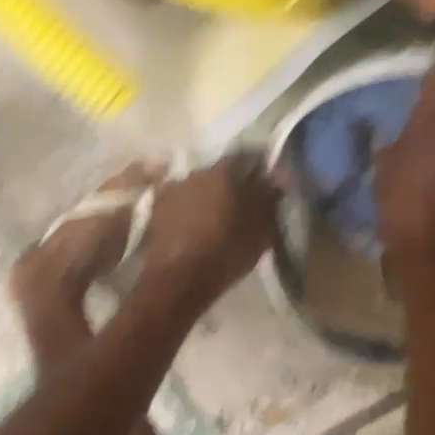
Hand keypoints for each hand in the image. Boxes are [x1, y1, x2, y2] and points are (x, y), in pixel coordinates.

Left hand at [139, 153, 279, 314]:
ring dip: (209, 198)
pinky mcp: (155, 212)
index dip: (260, 167)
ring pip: (198, 187)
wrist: (177, 279)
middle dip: (232, 183)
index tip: (269, 181)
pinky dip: (190, 212)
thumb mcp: (261, 228)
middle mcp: (195, 172)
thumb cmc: (226, 251)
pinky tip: (196, 229)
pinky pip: (180, 205)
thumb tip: (278, 175)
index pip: (248, 156)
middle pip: (220, 171)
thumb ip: (270, 197)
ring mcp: (171, 190)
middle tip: (244, 202)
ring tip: (219, 218)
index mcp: (224, 170)